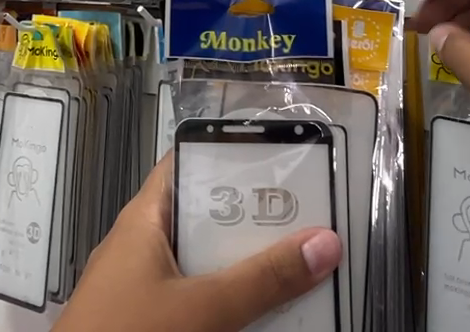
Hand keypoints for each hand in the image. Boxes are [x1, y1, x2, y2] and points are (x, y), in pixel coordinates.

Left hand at [55, 155, 342, 331]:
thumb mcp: (202, 309)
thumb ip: (263, 279)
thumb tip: (328, 241)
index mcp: (145, 218)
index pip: (189, 163)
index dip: (231, 155)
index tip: (281, 160)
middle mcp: (142, 243)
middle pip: (204, 216)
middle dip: (251, 219)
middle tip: (305, 216)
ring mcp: (141, 286)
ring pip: (202, 262)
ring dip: (243, 265)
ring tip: (297, 261)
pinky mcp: (146, 320)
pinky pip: (193, 298)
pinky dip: (225, 300)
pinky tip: (262, 313)